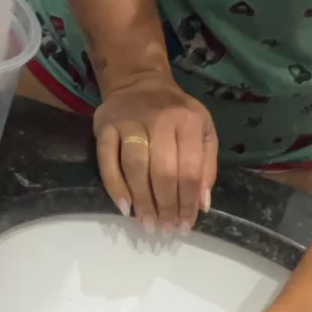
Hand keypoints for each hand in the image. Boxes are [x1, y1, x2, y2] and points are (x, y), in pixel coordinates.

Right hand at [94, 71, 217, 233]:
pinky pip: (108, 162)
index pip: (189, 170)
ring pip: (135, 169)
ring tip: (147, 224)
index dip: (187, 202)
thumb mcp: (202, 131)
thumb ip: (206, 166)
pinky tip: (125, 209)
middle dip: (165, 206)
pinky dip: (115, 188)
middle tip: (164, 229)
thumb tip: (202, 205)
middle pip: (163, 172)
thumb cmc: (176, 114)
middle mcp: (159, 119)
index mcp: (188, 121)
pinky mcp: (105, 127)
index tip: (185, 225)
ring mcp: (129, 122)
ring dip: (142, 202)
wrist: (139, 82)